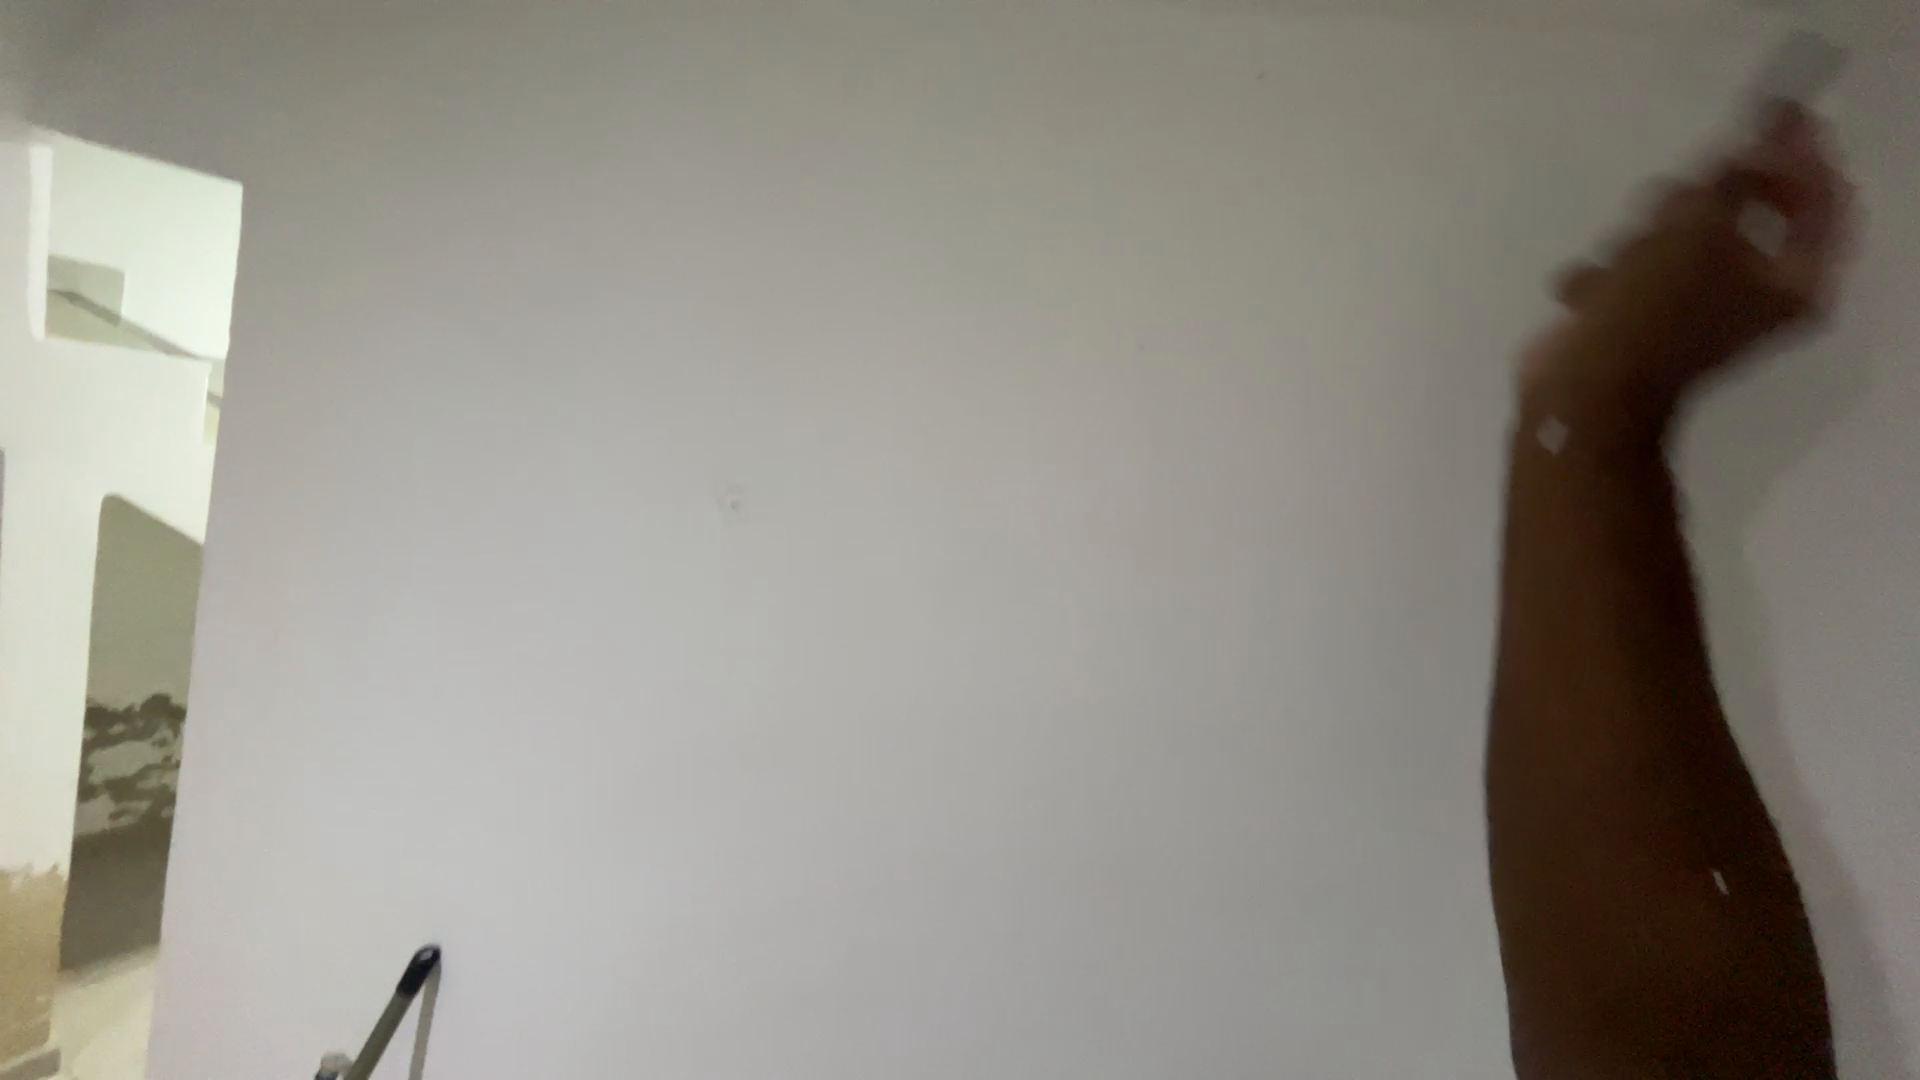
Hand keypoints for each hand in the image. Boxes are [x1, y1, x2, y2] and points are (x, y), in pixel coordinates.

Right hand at [1521, 105, 1853, 425]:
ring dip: (1637, 245)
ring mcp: (1685, 315)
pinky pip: (1624, 281)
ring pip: (1671, 250)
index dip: (1799, 155)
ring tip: (1614, 256)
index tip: (1771, 116)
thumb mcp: (1698, 235)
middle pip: (1737, 223)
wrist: (1580, 393)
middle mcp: (1748, 299)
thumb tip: (1756, 140)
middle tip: (1667, 197)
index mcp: (1791, 283)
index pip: (1820, 203)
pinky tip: (1583, 290)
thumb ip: (1733, 181)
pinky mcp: (1631, 326)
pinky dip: (1603, 279)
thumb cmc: (1648, 319)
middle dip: (1694, 207)